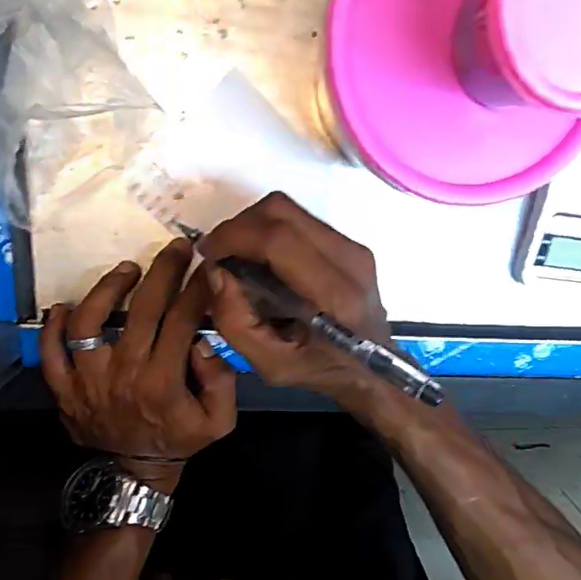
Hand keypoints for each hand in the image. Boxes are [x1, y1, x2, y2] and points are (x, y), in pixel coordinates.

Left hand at [39, 238, 236, 492]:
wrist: (136, 471)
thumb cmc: (179, 441)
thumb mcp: (218, 421)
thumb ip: (220, 380)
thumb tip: (206, 337)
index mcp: (163, 381)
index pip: (182, 320)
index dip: (197, 288)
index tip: (206, 265)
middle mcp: (123, 373)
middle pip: (142, 309)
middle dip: (164, 271)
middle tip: (177, 248)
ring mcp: (87, 380)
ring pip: (89, 322)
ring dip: (107, 289)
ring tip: (126, 270)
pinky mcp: (64, 388)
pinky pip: (50, 351)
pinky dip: (52, 326)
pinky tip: (66, 306)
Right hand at [200, 192, 394, 405]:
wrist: (373, 369)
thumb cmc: (321, 370)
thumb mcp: (271, 365)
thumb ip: (237, 323)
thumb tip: (215, 274)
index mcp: (335, 294)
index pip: (279, 239)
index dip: (234, 237)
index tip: (207, 254)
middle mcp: (349, 260)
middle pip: (281, 212)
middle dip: (238, 227)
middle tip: (217, 255)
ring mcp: (352, 246)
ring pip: (288, 209)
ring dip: (251, 226)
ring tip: (234, 256)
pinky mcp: (348, 243)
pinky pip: (298, 219)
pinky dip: (268, 230)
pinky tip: (258, 258)